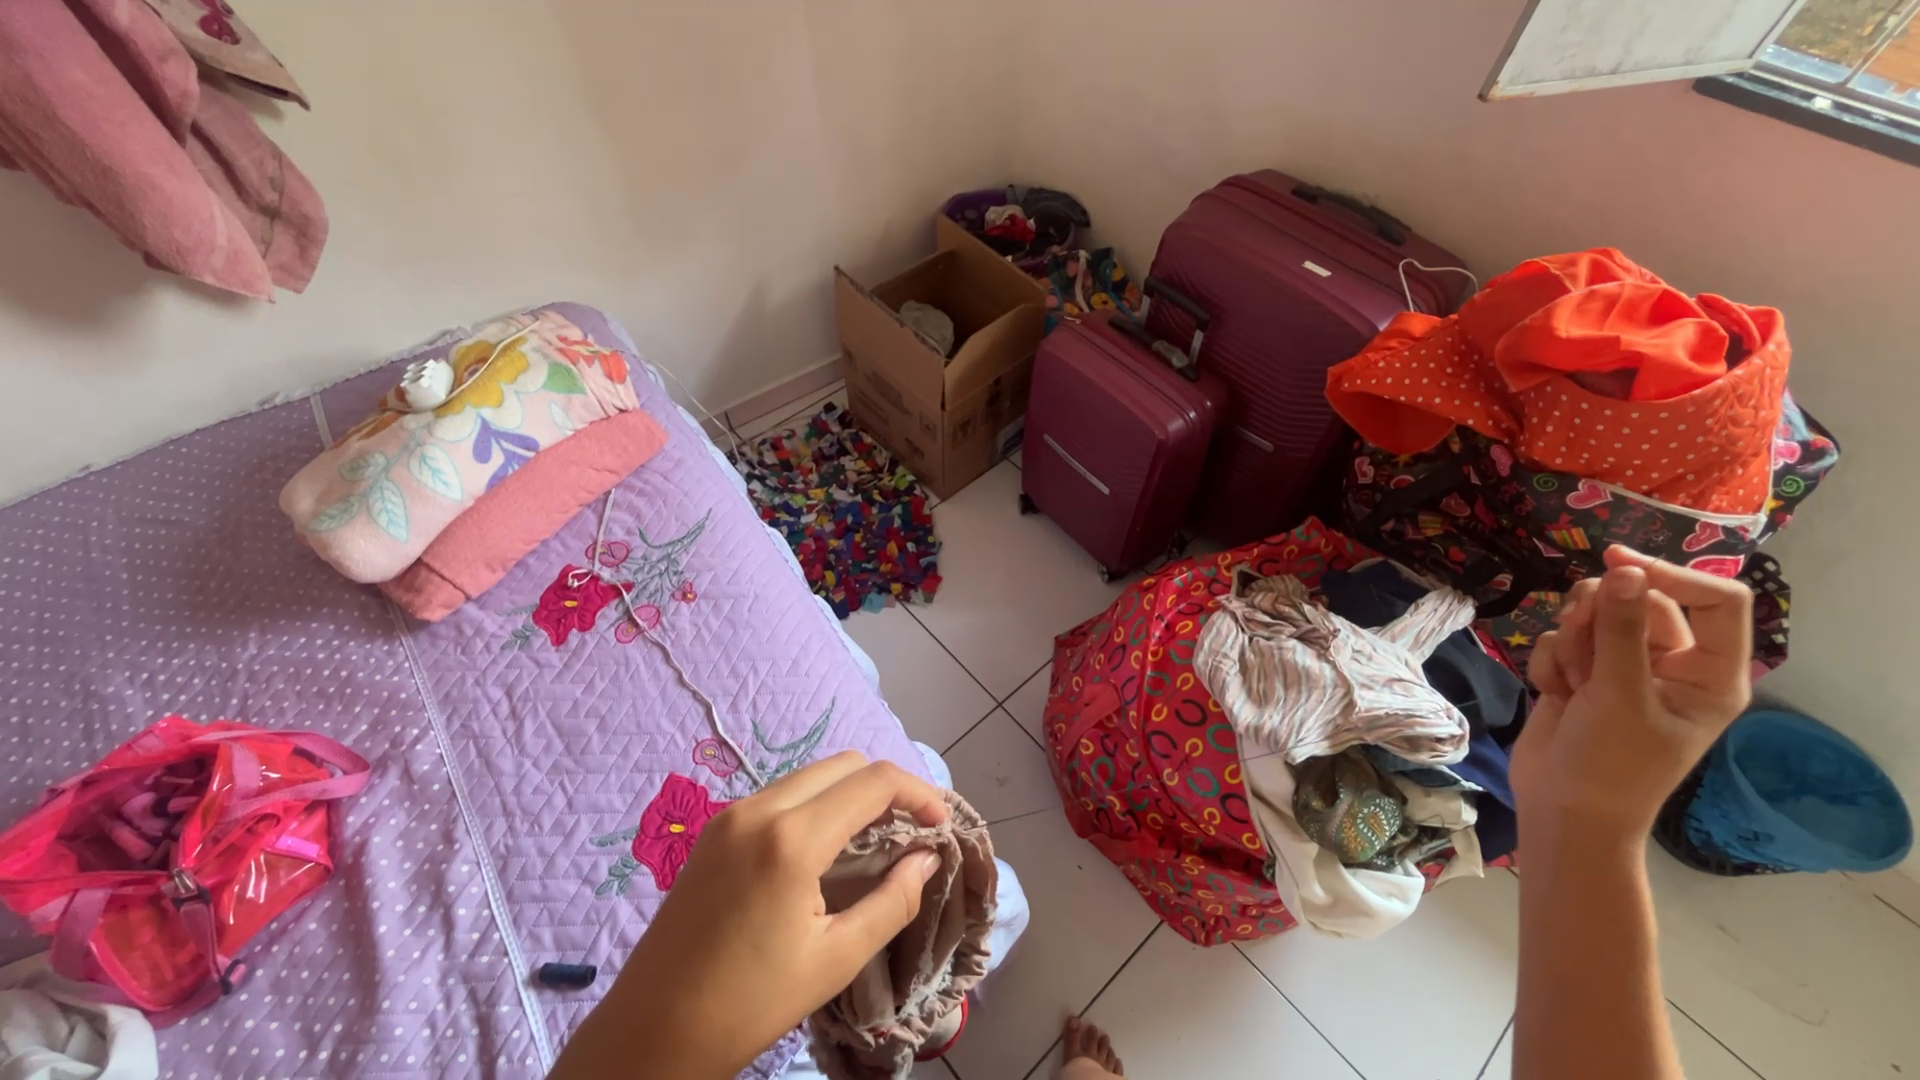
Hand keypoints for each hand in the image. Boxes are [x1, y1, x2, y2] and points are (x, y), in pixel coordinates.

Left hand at [551, 752, 948, 1079]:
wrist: (651, 1032)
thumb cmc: (750, 1003)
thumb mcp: (835, 959)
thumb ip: (892, 901)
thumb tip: (925, 858)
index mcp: (791, 838)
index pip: (873, 781)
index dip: (918, 793)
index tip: (940, 824)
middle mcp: (759, 809)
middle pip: (843, 764)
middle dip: (887, 787)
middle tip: (911, 830)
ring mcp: (730, 815)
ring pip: (810, 775)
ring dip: (850, 793)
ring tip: (875, 840)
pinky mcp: (713, 830)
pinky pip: (781, 794)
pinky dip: (817, 804)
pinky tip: (826, 848)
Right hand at [1511, 547, 1752, 844]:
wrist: (1562, 810)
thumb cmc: (1610, 764)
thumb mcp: (1619, 696)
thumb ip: (1620, 630)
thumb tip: (1625, 569)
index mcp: (1709, 674)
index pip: (1715, 601)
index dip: (1670, 575)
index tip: (1616, 563)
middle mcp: (1671, 665)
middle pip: (1639, 601)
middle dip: (1598, 613)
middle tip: (1576, 631)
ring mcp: (1623, 669)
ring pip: (1594, 616)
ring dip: (1571, 641)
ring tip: (1568, 681)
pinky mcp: (1582, 674)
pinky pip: (1561, 639)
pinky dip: (1550, 661)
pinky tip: (1553, 692)